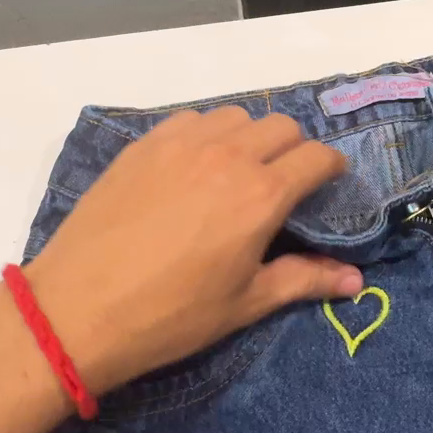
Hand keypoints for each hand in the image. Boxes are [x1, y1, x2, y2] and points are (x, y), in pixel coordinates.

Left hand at [23, 107, 360, 390]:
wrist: (75, 311)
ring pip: (238, 117)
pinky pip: (193, 119)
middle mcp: (230, 156)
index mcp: (262, 195)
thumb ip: (305, 281)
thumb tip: (357, 280)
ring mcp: (185, 143)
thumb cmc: (170, 315)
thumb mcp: (244, 304)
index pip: (317, 157)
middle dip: (294, 149)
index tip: (326, 183)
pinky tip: (193, 165)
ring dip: (250, 137)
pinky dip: (206, 133)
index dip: (330, 167)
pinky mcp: (147, 143)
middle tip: (281, 182)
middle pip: (282, 127)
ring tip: (236, 170)